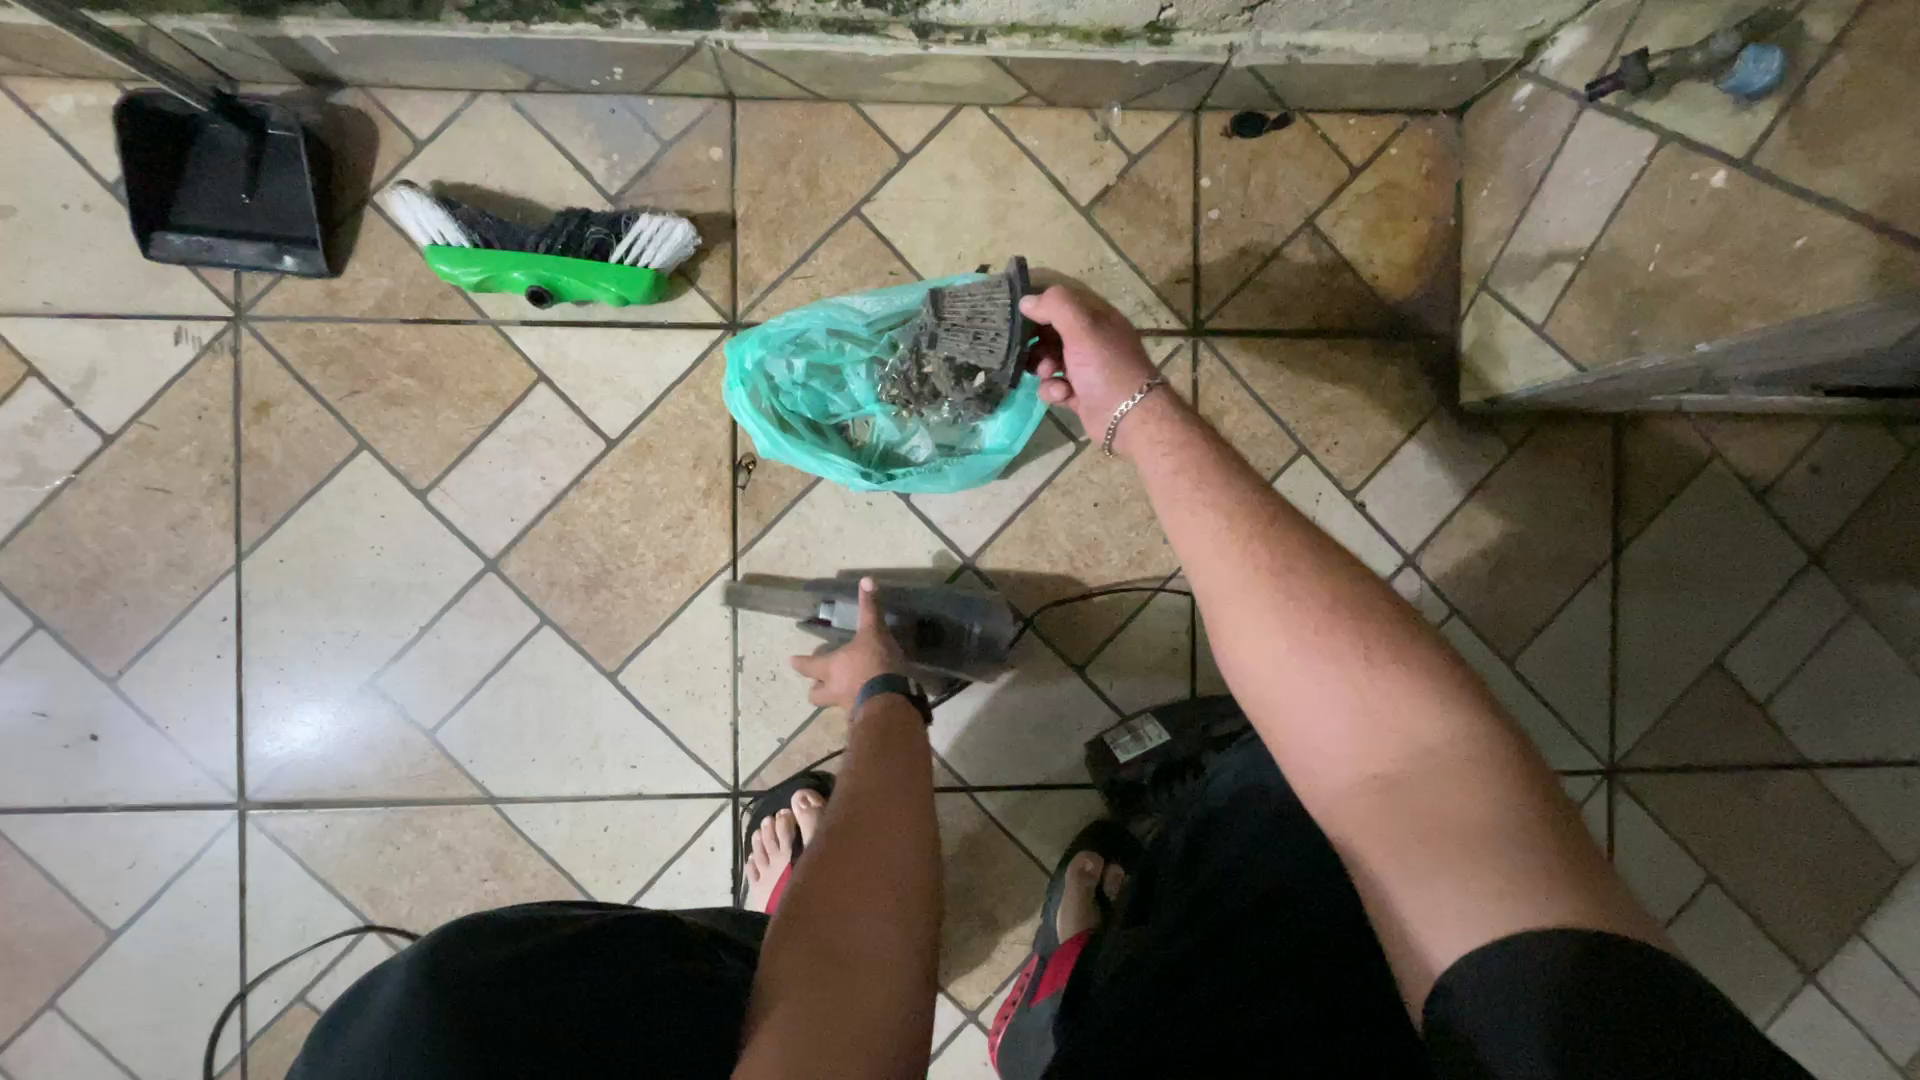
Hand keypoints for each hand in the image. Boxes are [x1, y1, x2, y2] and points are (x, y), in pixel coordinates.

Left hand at [790, 577, 906, 712]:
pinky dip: (860, 707)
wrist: (890, 699)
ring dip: (837, 699)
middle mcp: (834, 688)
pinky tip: (868, 703)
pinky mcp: (864, 717)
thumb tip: (866, 579)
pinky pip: (857, 712)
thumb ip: (869, 608)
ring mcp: (848, 706)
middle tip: (817, 684)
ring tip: (845, 694)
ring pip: (834, 705)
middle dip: (815, 689)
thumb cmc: (874, 663)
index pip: (808, 665)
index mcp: (831, 667)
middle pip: (815, 694)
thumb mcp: (873, 631)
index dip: (799, 663)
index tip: (791, 661)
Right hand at [1021, 284, 1164, 451]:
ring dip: (1043, 368)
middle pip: (1052, 334)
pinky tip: (1062, 395)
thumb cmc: (1106, 367)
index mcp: (1098, 318)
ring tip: (1048, 374)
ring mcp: (1086, 369)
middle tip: (1031, 351)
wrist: (1128, 417)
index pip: (1063, 303)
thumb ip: (1056, 307)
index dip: (1041, 307)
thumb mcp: (1083, 328)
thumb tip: (1026, 301)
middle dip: (1038, 343)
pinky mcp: (1079, 395)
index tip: (1021, 318)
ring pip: (1050, 362)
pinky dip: (1053, 391)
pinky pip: (1055, 387)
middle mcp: (1092, 341)